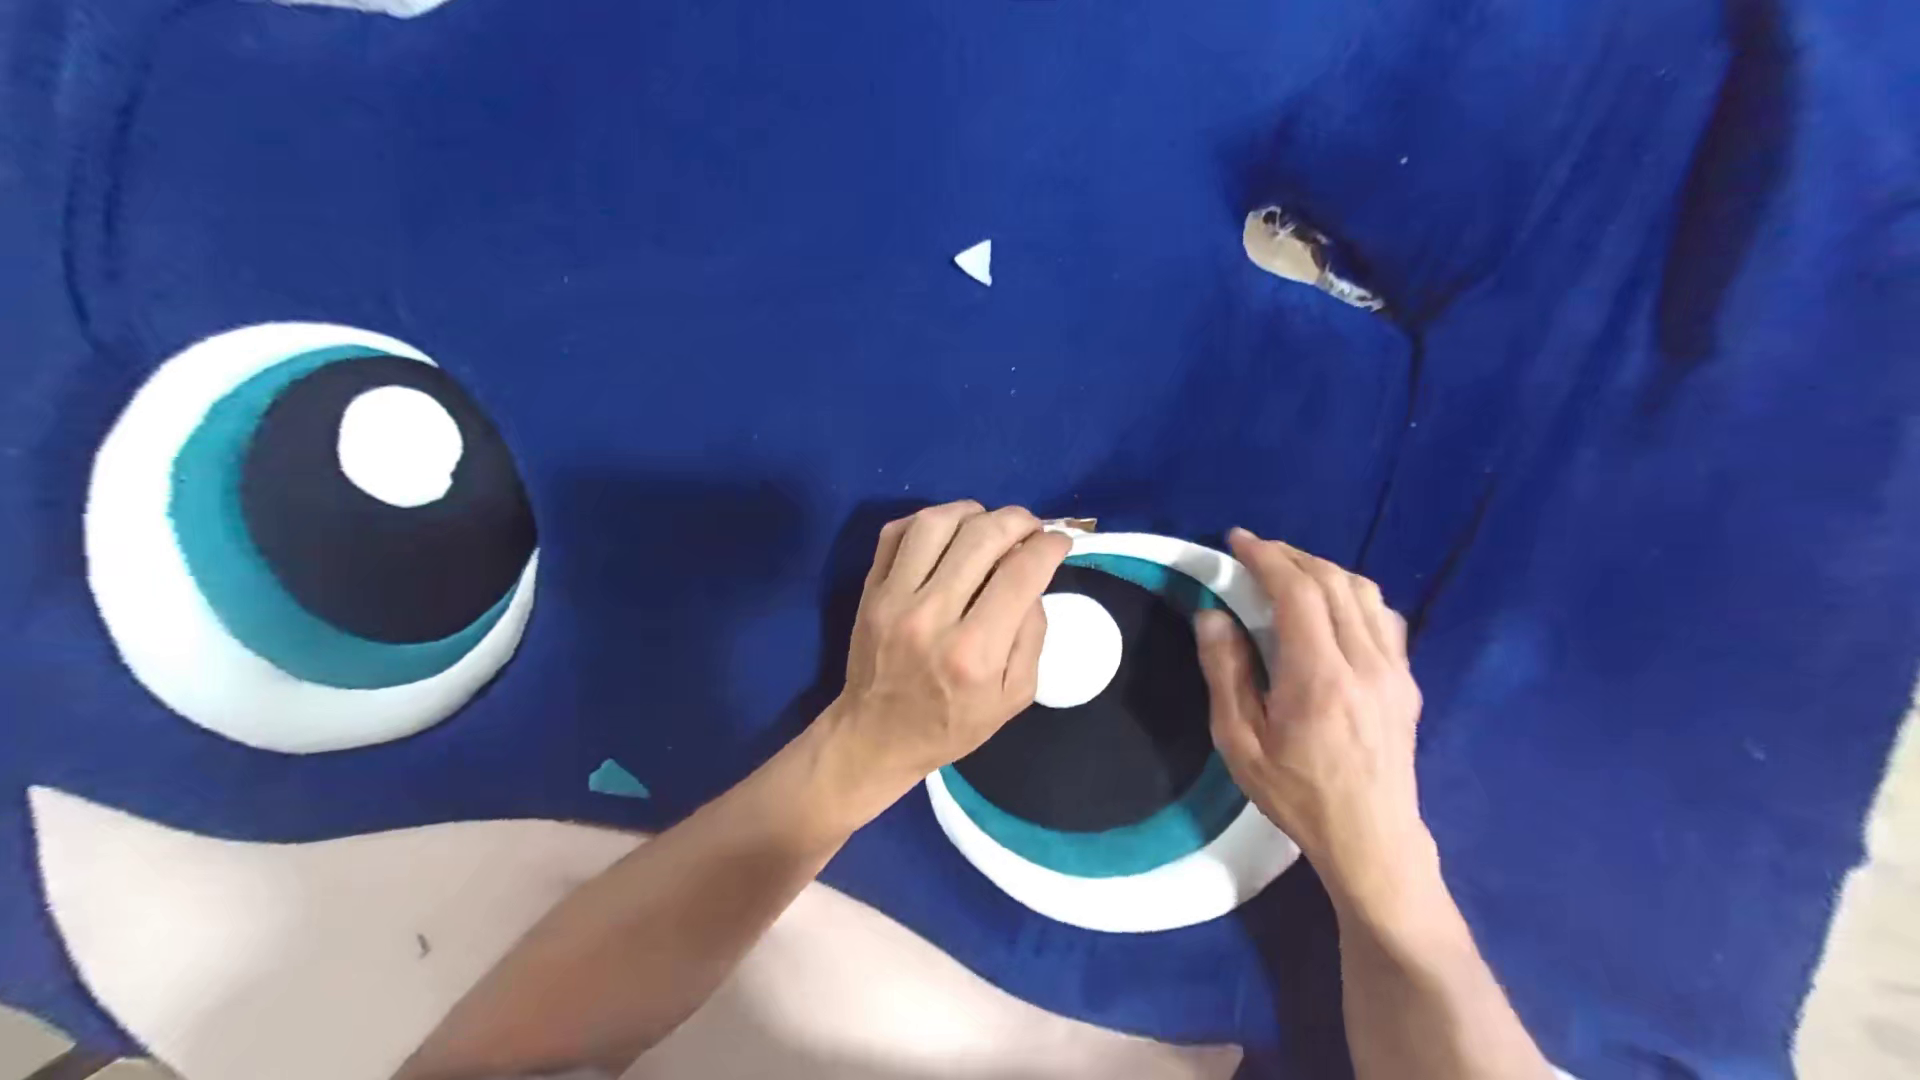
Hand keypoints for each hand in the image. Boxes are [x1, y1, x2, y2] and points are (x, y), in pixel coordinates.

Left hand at [821, 501, 1071, 809]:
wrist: (875, 736)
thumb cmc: (952, 724)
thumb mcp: (1014, 698)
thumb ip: (1032, 635)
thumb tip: (1033, 580)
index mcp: (974, 652)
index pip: (1021, 573)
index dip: (1050, 546)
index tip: (1060, 542)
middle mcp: (931, 616)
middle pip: (982, 536)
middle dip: (1019, 520)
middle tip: (1032, 528)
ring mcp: (893, 598)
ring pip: (936, 523)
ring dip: (974, 512)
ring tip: (991, 525)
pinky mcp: (870, 589)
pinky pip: (897, 532)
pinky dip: (929, 519)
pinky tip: (949, 533)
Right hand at [1195, 527, 1432, 910]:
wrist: (1371, 840)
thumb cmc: (1295, 792)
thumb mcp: (1239, 740)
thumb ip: (1226, 673)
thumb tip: (1213, 616)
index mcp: (1320, 677)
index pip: (1298, 592)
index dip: (1266, 557)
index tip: (1238, 541)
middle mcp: (1366, 663)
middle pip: (1334, 582)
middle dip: (1290, 556)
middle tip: (1255, 551)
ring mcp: (1395, 671)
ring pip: (1364, 593)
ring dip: (1322, 570)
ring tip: (1288, 571)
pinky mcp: (1406, 682)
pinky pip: (1383, 617)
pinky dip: (1351, 594)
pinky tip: (1330, 606)